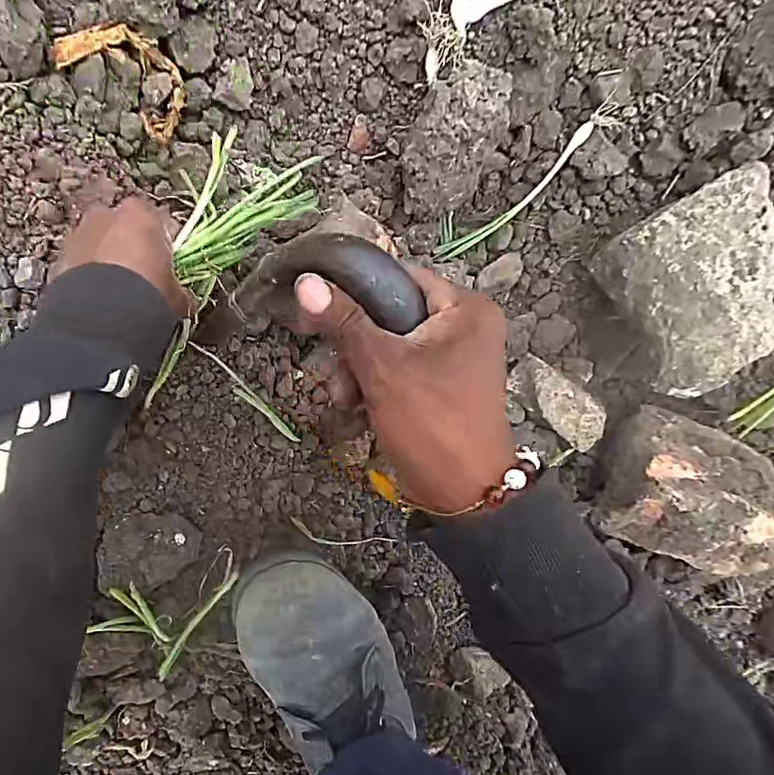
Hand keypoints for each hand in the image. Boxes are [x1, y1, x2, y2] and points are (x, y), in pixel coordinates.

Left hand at [56, 196, 191, 315]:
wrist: (102, 316)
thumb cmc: (147, 295)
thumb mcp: (175, 295)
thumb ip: (177, 289)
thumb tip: (182, 300)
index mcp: (140, 215)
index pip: (155, 219)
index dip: (161, 242)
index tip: (165, 263)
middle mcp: (106, 215)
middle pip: (119, 226)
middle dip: (127, 245)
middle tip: (138, 274)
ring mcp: (78, 234)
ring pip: (95, 242)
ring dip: (104, 260)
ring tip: (115, 291)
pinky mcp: (59, 257)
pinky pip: (78, 263)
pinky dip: (86, 276)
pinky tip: (97, 299)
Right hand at [293, 267, 514, 514]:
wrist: (463, 495)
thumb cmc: (432, 424)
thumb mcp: (382, 368)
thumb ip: (345, 323)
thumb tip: (307, 285)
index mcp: (466, 309)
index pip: (401, 279)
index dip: (359, 293)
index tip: (324, 312)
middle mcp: (464, 327)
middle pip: (389, 318)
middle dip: (356, 351)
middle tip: (341, 377)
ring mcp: (453, 360)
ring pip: (387, 349)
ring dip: (359, 376)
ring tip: (349, 403)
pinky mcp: (440, 387)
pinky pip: (397, 373)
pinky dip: (376, 390)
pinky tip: (360, 412)